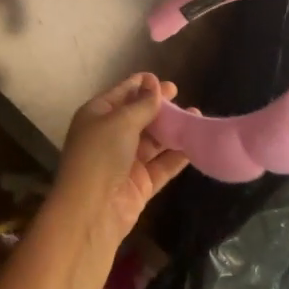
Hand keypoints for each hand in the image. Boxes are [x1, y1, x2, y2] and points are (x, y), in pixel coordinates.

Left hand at [52, 72, 190, 241]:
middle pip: (138, 116)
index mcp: (97, 115)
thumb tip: (154, 84)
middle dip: (158, 106)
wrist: (93, 210)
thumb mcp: (120, 122)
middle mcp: (110, 135)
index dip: (139, 85)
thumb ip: (141, 105)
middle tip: (180, 94)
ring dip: (172, 129)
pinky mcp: (141, 183)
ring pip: (153, 140)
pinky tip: (195, 143)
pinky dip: (177, 154)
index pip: (120, 94)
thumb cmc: (101, 155)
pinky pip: (162, 164)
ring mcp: (126, 161)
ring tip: (196, 114)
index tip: (160, 79)